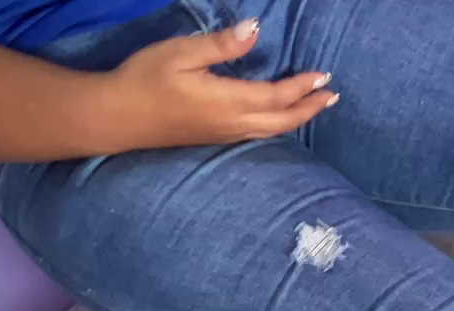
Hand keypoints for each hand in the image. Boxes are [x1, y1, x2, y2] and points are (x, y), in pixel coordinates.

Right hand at [102, 19, 337, 147]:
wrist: (121, 117)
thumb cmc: (146, 78)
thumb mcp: (181, 52)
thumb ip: (220, 45)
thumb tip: (253, 30)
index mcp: (229, 101)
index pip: (278, 96)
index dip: (303, 87)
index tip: (323, 75)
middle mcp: (236, 124)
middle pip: (284, 119)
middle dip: (310, 107)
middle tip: (332, 94)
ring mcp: (229, 134)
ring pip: (275, 130)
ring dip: (299, 117)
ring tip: (316, 105)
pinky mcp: (220, 137)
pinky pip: (262, 133)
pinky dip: (280, 124)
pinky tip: (284, 116)